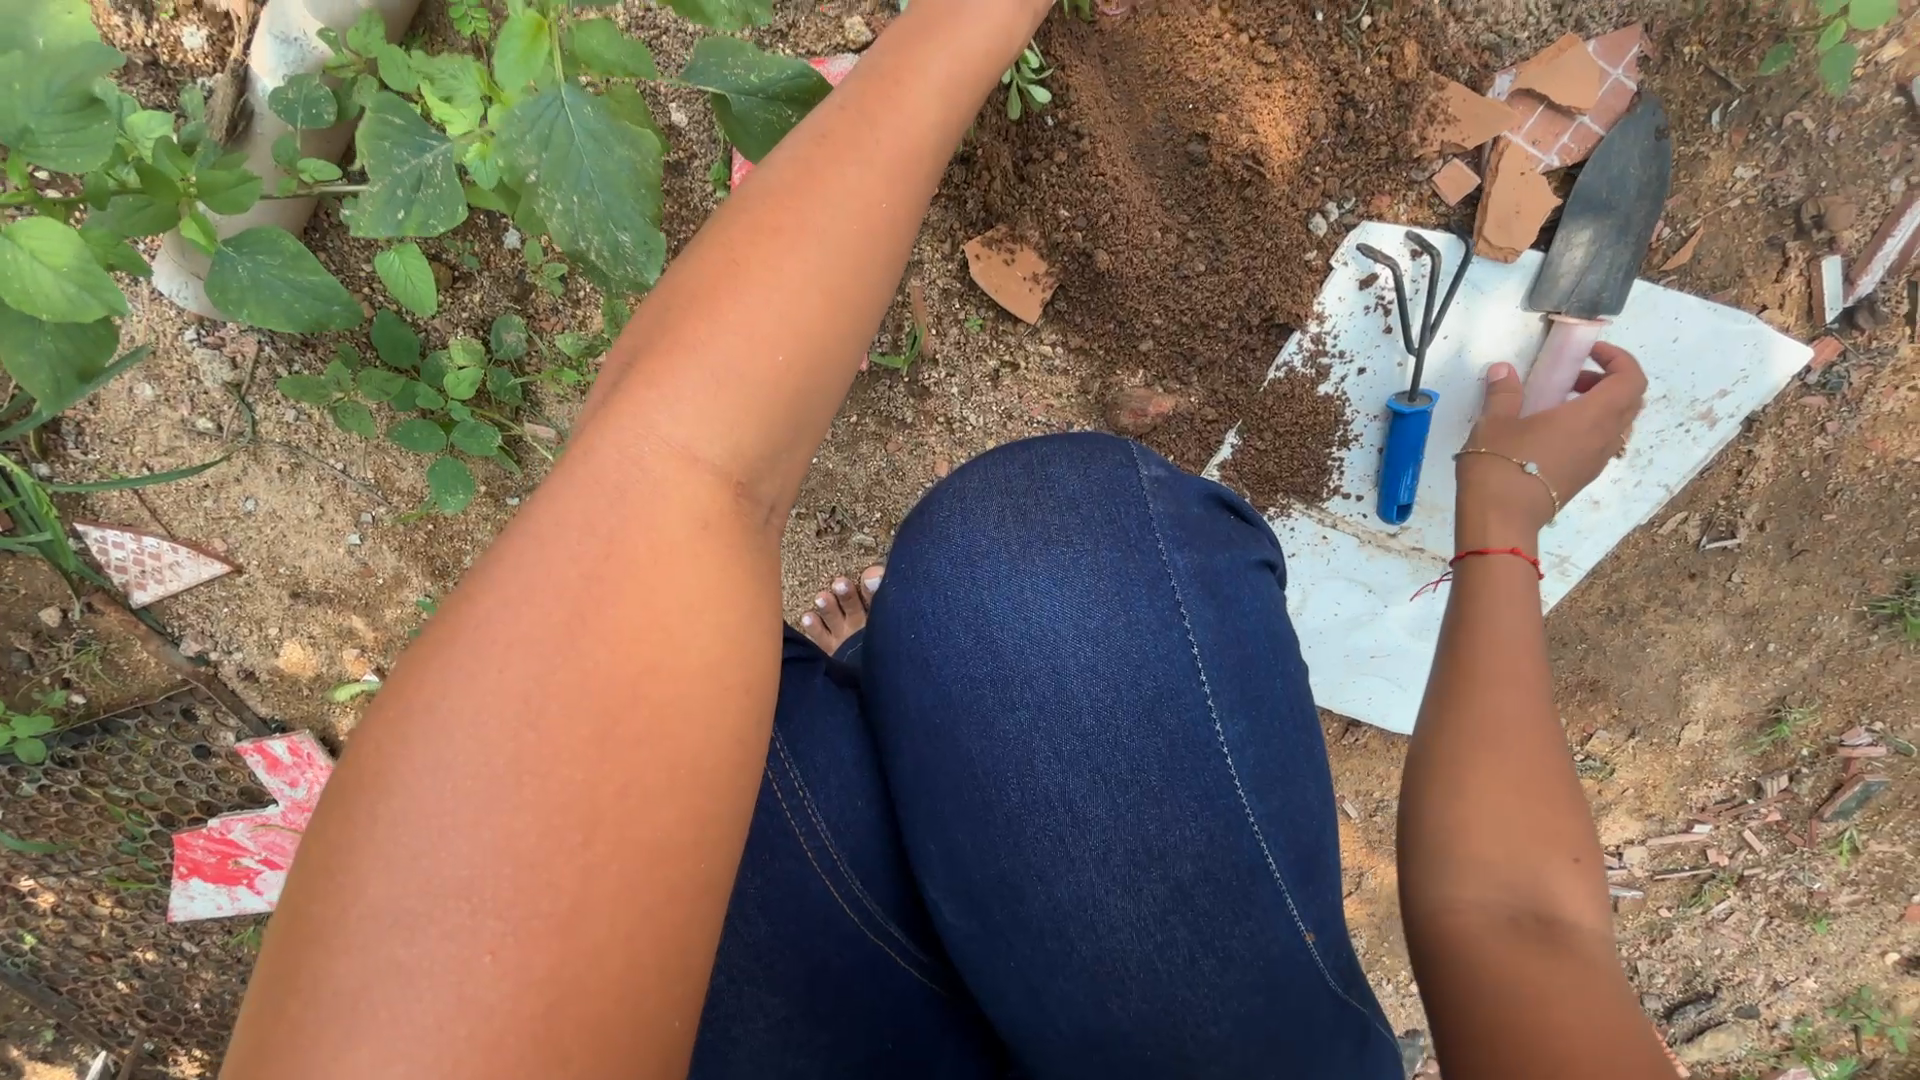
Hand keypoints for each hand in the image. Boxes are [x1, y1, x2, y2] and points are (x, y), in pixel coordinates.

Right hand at [1456, 343, 1645, 542]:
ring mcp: (1597, 460)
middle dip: (1607, 381)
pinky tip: (1549, 435)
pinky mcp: (1583, 476)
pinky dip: (1587, 429)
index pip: (1630, 378)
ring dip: (1598, 407)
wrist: (1500, 516)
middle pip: (1629, 399)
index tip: (1587, 353)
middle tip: (1570, 379)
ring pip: (1617, 423)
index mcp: (1591, 415)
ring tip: (1557, 407)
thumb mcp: (1494, 422)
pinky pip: (1600, 443)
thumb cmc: (1500, 463)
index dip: (1618, 359)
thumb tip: (1503, 370)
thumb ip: (1503, 393)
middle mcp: (1605, 436)